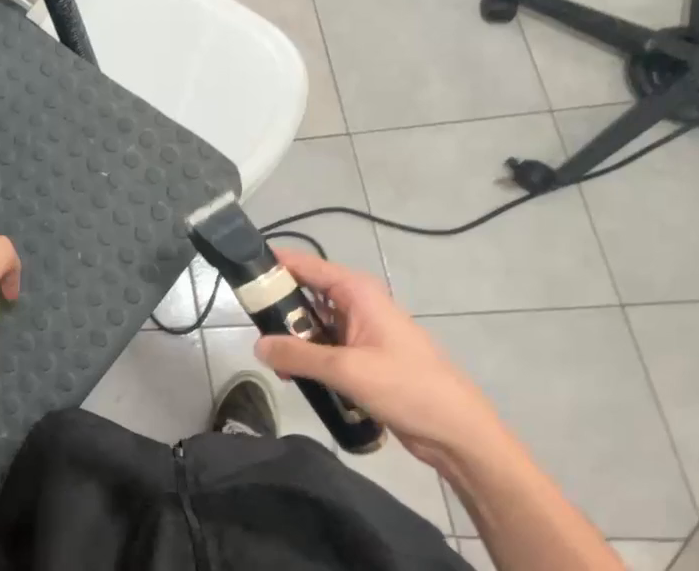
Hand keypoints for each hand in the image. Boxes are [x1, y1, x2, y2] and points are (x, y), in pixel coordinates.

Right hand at [255, 249, 509, 469]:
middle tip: (251, 327)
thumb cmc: (408, 388)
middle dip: (278, 310)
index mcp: (357, 292)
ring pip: (313, 324)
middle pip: (305, 294)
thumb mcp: (347, 370)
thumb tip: (257, 345)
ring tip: (274, 362)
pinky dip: (308, 358)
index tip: (238, 272)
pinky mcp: (364, 358)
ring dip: (292, 340)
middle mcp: (357, 304)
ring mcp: (362, 332)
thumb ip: (297, 356)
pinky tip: (295, 379)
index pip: (304, 264)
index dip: (271, 264)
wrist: (460, 435)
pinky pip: (325, 347)